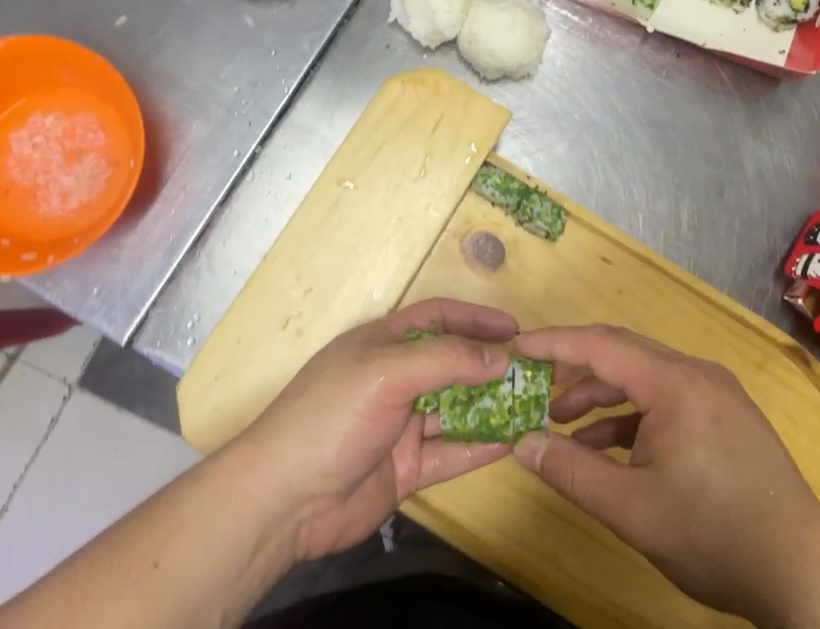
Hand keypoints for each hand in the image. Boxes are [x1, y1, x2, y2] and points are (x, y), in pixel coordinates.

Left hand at [232, 299, 518, 561]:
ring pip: (457, 410)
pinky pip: (452, 453)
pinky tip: (514, 442)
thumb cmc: (330, 417)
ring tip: (536, 404)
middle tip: (536, 370)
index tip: (516, 328)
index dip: (475, 319)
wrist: (284, 500)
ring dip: (493, 406)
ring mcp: (401, 426)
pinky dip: (482, 447)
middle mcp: (394, 379)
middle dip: (491, 365)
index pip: (437, 319)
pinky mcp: (406, 468)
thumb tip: (502, 355)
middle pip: (452, 364)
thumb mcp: (386, 372)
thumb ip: (447, 360)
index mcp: (382, 344)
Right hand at [511, 325, 819, 628]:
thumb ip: (569, 470)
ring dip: (602, 398)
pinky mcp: (728, 421)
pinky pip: (668, 402)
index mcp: (675, 383)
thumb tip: (522, 443)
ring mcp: (718, 397)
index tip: (514, 348)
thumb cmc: (713, 533)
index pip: (601, 345)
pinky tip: (608, 450)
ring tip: (563, 426)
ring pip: (645, 380)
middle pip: (623, 355)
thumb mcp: (630, 508)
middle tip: (532, 391)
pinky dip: (632, 418)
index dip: (553, 343)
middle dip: (574, 372)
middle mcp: (698, 375)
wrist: (803, 573)